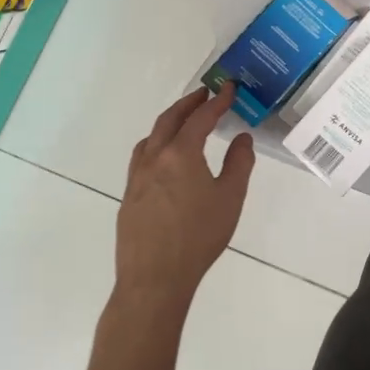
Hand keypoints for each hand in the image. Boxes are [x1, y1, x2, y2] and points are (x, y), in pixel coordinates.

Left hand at [115, 86, 255, 304]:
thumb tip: (241, 138)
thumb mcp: (231, 197)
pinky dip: (157, 145)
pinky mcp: (129, 199)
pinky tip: (167, 159)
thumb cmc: (199, 236)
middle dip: (188, 104)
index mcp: (180, 155)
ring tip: (184, 121)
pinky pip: (142, 159)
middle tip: (205, 93)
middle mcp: (154, 160)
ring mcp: (136, 180)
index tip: (229, 88)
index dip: (217, 101)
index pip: (200, 118)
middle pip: (169, 121)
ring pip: (150, 139)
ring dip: (169, 123)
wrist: (154, 280)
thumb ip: (239, 162)